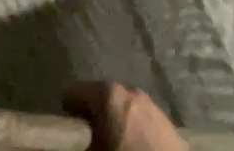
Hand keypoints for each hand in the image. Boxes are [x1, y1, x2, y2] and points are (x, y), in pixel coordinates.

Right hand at [64, 82, 187, 150]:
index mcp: (106, 93)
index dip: (68, 113)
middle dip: (93, 114)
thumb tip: (73, 137)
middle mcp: (127, 88)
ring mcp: (149, 102)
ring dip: (113, 119)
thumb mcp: (93, 150)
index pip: (71, 92)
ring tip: (117, 142)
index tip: (75, 132)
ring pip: (119, 104)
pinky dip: (132, 125)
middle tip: (95, 138)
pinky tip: (136, 144)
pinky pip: (138, 115)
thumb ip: (79, 138)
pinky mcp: (165, 117)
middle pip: (97, 95)